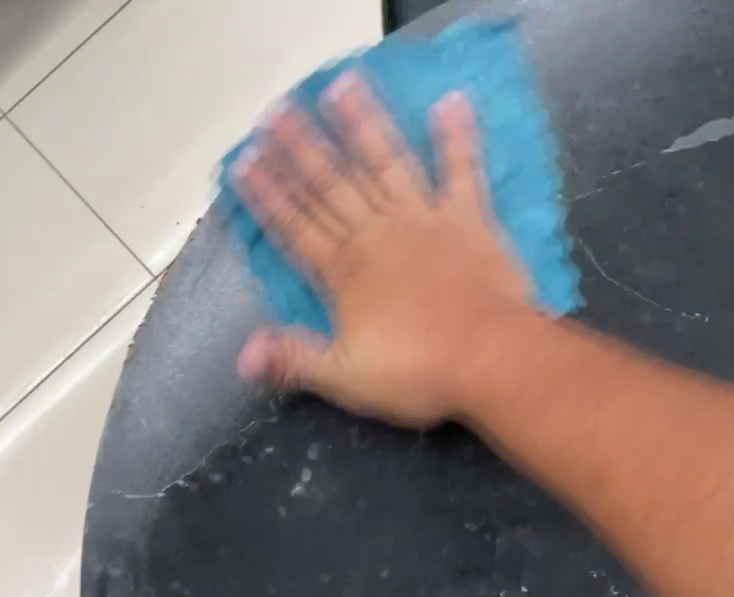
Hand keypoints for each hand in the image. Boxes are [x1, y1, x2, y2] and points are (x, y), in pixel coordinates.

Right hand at [230, 72, 541, 427]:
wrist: (491, 360)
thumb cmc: (419, 372)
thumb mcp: (346, 376)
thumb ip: (294, 360)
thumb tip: (241, 357)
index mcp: (345, 272)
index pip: (295, 227)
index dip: (267, 196)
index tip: (243, 160)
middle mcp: (378, 234)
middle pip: (331, 186)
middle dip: (300, 148)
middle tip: (275, 110)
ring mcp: (424, 221)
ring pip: (385, 162)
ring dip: (362, 124)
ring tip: (341, 83)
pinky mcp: (469, 220)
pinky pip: (462, 170)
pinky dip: (457, 136)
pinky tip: (452, 101)